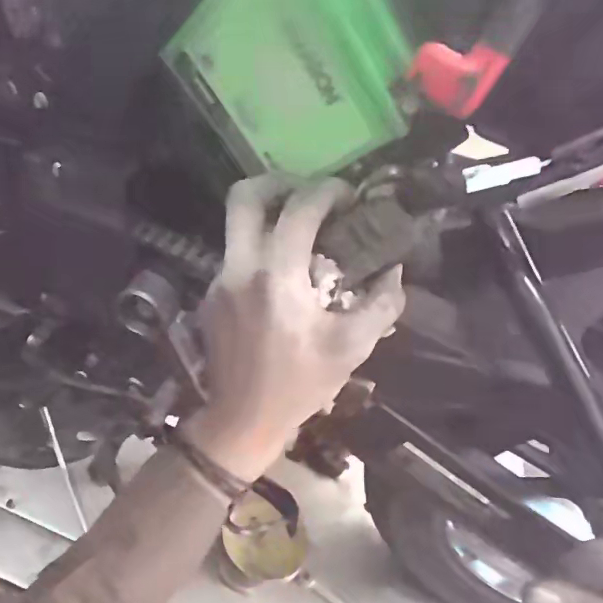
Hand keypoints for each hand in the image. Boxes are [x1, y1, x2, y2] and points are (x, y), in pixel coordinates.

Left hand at [182, 176, 405, 479]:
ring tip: (301, 238)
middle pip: (244, 197)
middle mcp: (239, 268)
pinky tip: (282, 278)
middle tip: (308, 195)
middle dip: (278, 183)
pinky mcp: (209, 298)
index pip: (299, 208)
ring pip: (236, 228)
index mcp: (276, 277)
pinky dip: (260, 253)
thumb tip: (393, 271)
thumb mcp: (351, 348)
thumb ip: (381, 303)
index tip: (348, 197)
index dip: (327, 191)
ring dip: (269, 221)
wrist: (242, 419)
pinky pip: (234, 257)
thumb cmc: (299, 386)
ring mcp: (217, 282)